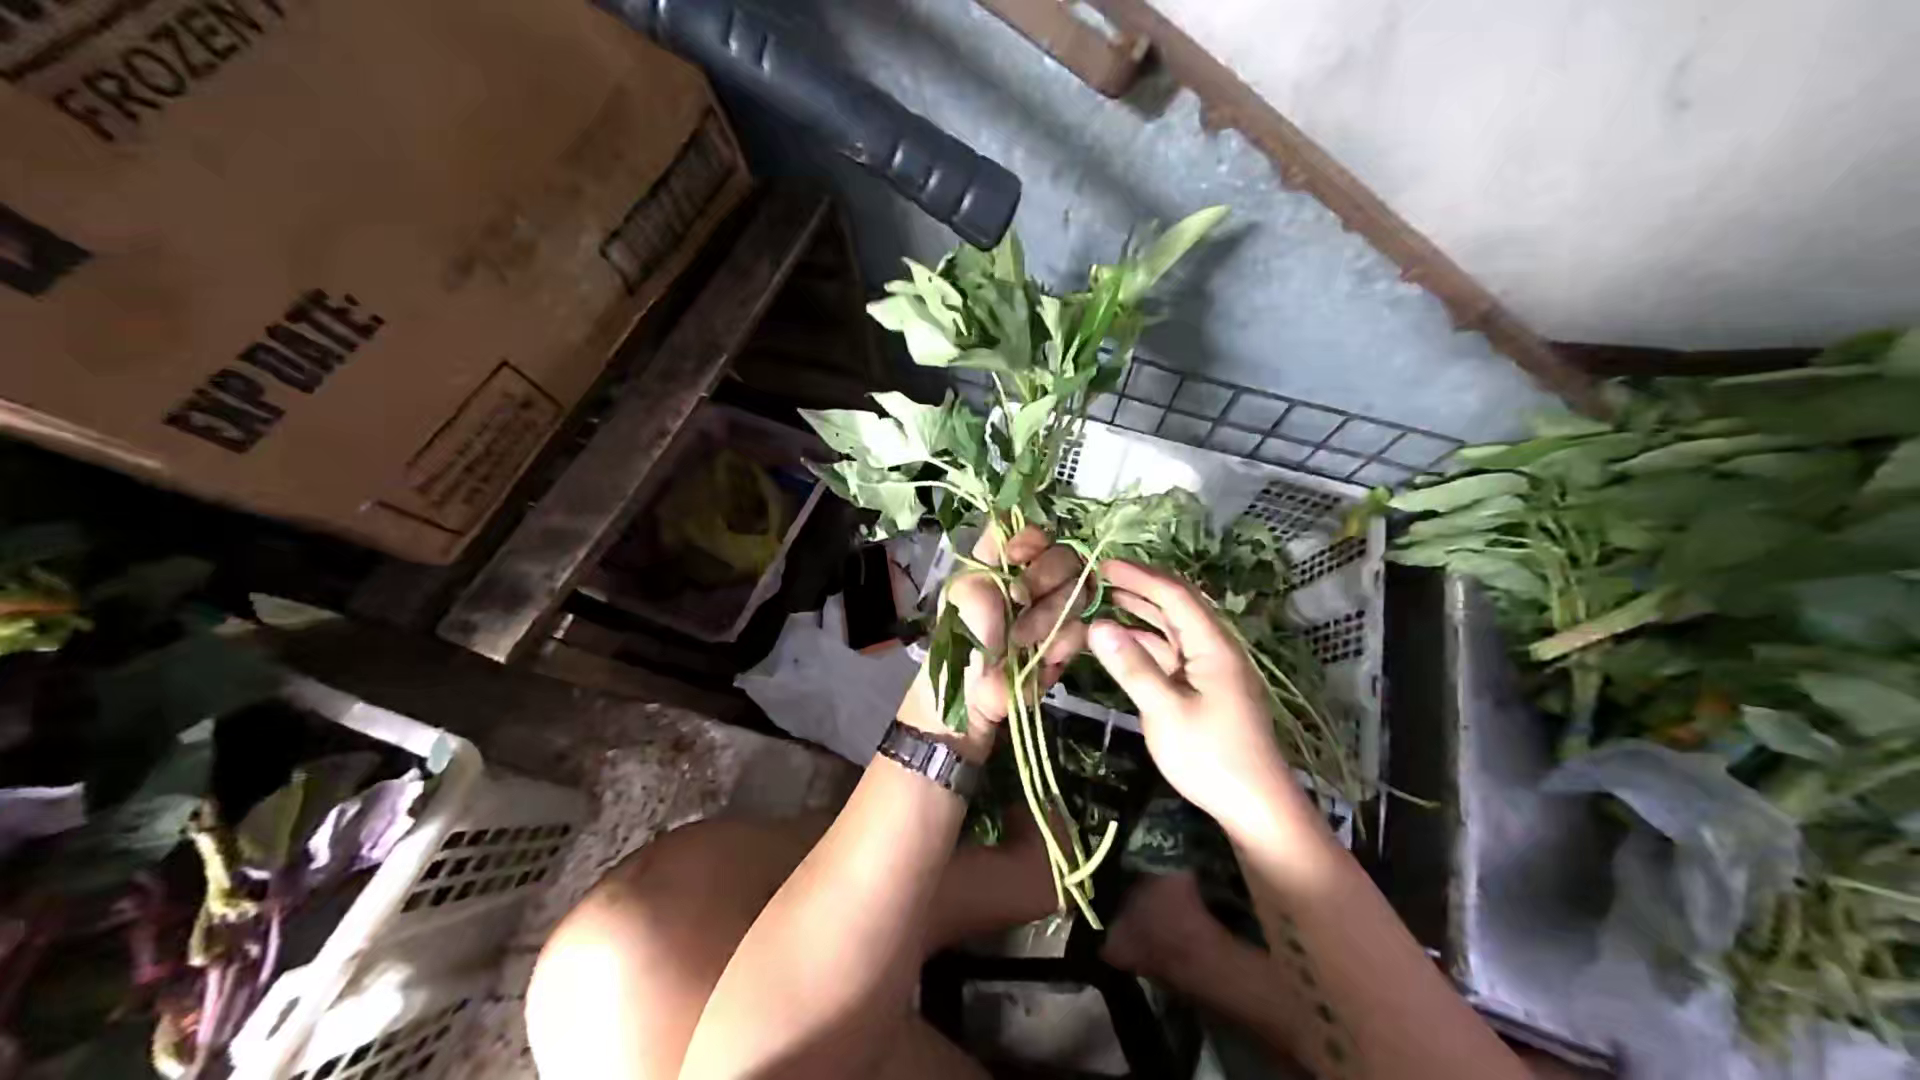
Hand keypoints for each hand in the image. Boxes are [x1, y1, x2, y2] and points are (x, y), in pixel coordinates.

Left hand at [896, 526, 1087, 762]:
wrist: (972, 692)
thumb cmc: (962, 635)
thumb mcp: (965, 585)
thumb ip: (991, 546)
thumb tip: (1014, 512)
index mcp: (1010, 562)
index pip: (1038, 534)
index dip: (1032, 543)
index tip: (1016, 556)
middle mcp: (1038, 580)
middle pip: (1067, 558)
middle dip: (1043, 580)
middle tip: (1017, 600)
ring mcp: (1057, 609)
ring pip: (1079, 591)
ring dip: (1046, 617)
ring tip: (1020, 638)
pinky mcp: (1069, 641)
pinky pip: (1082, 628)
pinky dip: (1059, 642)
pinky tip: (1039, 654)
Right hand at [1085, 560, 1301, 835]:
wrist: (1255, 806)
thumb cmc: (1212, 756)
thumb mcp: (1165, 711)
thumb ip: (1131, 666)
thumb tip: (1097, 626)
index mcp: (1213, 646)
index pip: (1175, 595)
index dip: (1139, 576)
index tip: (1103, 565)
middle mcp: (1214, 649)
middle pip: (1176, 607)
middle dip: (1139, 589)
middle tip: (1098, 579)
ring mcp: (1210, 670)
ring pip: (1172, 630)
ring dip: (1141, 614)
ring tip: (1105, 601)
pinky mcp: (1204, 689)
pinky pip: (1171, 654)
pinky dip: (1146, 643)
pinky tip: (1122, 643)